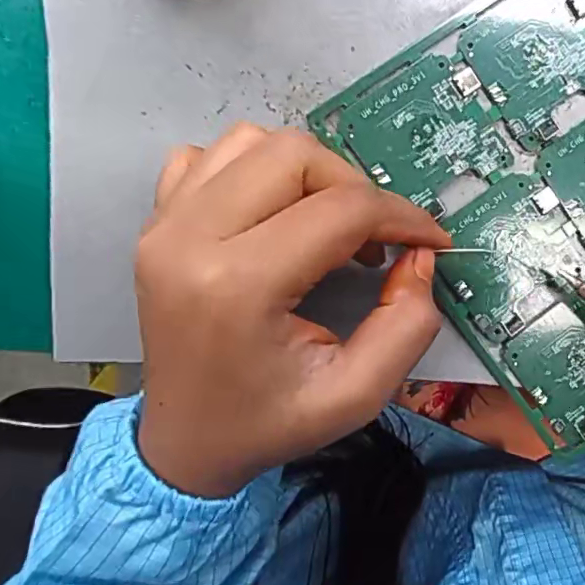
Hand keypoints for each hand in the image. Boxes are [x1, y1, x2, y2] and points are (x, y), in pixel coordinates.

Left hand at [135, 125, 450, 496]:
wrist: (187, 443)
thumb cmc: (269, 424)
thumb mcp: (356, 395)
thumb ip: (407, 326)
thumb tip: (418, 256)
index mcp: (238, 286)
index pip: (340, 211)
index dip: (401, 217)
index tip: (429, 241)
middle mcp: (189, 239)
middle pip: (294, 155)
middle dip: (356, 187)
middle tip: (377, 237)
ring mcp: (164, 225)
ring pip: (251, 142)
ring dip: (308, 172)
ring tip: (329, 225)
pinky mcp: (156, 224)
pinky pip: (208, 158)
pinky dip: (253, 171)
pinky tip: (274, 215)